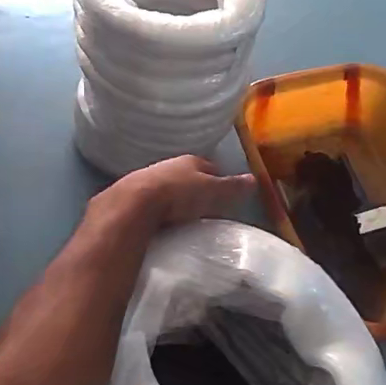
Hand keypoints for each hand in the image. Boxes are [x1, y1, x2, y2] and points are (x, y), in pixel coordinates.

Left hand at [101, 155, 254, 226]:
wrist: (133, 204)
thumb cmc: (178, 194)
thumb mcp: (211, 191)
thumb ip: (231, 187)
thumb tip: (254, 179)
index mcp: (189, 161)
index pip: (209, 167)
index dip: (217, 179)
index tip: (223, 195)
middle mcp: (167, 165)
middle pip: (187, 177)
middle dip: (195, 190)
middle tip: (205, 210)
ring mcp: (147, 180)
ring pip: (167, 188)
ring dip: (174, 200)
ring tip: (184, 219)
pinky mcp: (131, 197)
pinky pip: (151, 202)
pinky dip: (157, 211)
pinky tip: (161, 224)